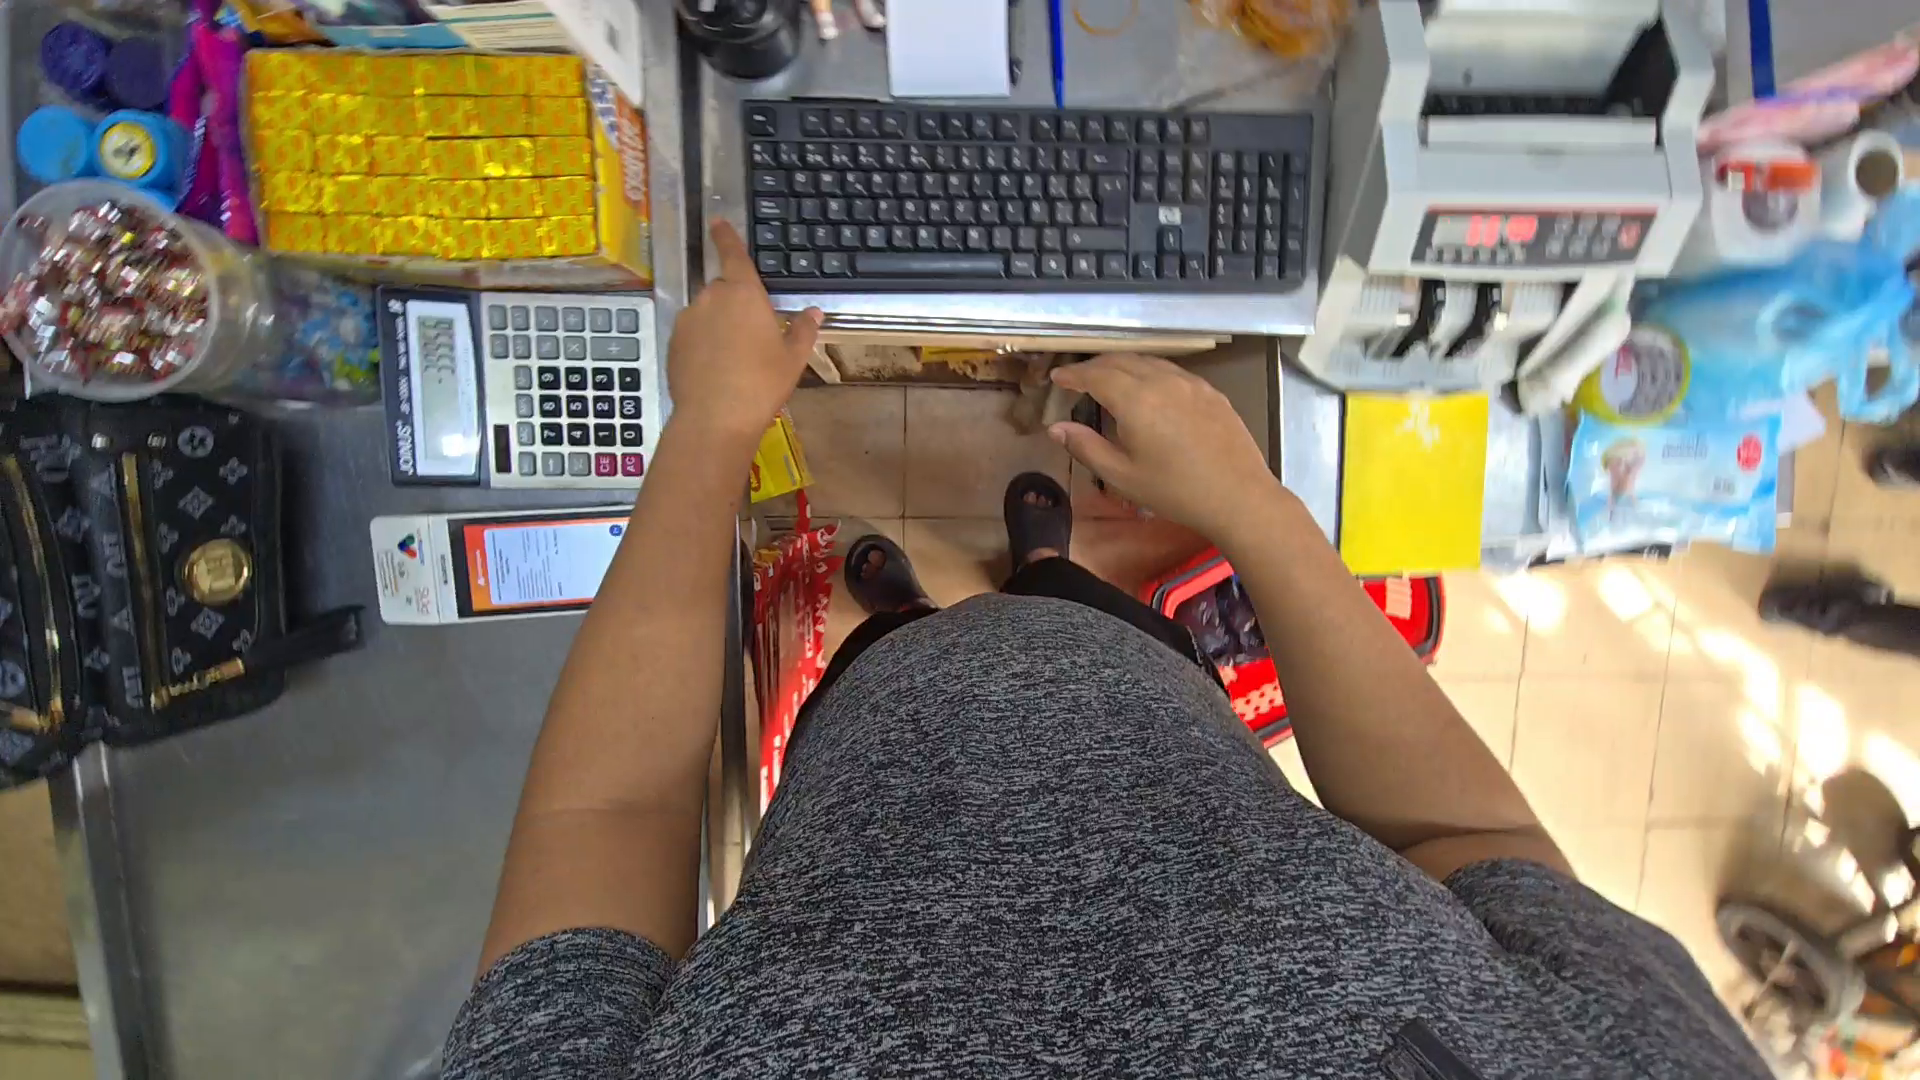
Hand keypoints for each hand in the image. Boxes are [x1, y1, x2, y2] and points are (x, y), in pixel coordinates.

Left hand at [666, 219, 822, 455]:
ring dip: (718, 325)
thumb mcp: (793, 359)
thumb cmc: (762, 382)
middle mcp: (711, 297)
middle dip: (734, 303)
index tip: (718, 221)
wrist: (716, 416)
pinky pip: (692, 334)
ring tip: (734, 359)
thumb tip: (814, 312)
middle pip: (723, 289)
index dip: (726, 236)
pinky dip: (703, 344)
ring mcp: (688, 319)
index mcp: (743, 293)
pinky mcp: (674, 342)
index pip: (733, 253)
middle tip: (752, 334)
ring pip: (707, 312)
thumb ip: (803, 331)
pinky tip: (716, 370)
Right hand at [1048, 353, 1288, 539]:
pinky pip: (1171, 371)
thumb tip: (1056, 428)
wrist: (1238, 496)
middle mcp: (1163, 381)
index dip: (1073, 374)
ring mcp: (1191, 383)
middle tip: (1078, 378)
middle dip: (1095, 366)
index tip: (1057, 378)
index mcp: (1136, 400)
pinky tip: (1148, 389)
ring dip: (1122, 365)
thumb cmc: (1174, 491)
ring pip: (1148, 362)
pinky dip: (1149, 372)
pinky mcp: (1210, 392)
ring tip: (1108, 379)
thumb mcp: (1122, 475)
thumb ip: (1086, 447)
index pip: (1096, 375)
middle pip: (1121, 361)